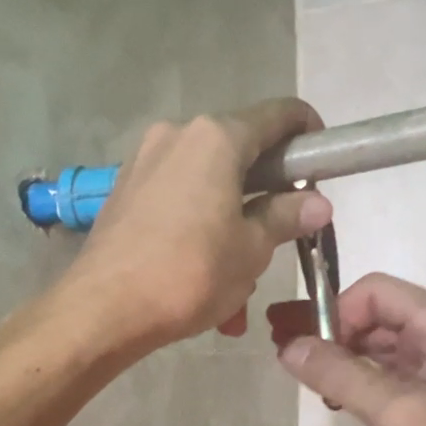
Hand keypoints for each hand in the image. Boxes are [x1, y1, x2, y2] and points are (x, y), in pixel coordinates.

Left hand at [55, 98, 333, 350]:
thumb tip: (316, 203)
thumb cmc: (188, 274)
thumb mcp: (251, 250)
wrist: (102, 310)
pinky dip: (195, 237)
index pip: (279, 115)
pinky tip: (202, 286)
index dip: (310, 134)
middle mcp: (176, 136)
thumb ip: (286, 217)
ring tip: (237, 293)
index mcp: (215, 137)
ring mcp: (143, 163)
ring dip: (228, 233)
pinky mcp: (123, 194)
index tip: (324, 165)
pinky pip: (175, 206)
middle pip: (238, 155)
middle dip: (264, 200)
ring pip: (206, 190)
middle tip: (280, 242)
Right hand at [269, 274, 425, 425]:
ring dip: (349, 364)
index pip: (376, 292)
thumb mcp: (397, 415)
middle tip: (300, 373)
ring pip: (386, 349)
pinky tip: (346, 409)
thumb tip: (288, 348)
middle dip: (337, 338)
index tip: (306, 354)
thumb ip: (340, 376)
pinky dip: (367, 387)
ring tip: (318, 393)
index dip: (336, 315)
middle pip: (380, 316)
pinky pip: (398, 378)